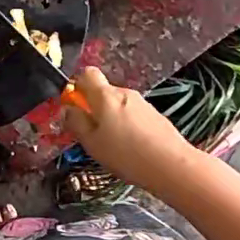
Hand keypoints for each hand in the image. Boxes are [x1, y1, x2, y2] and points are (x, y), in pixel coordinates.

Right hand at [60, 67, 201, 193]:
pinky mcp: (155, 115)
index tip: (74, 106)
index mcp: (105, 96)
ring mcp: (142, 103)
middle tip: (92, 133)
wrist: (171, 165)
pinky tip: (131, 148)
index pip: (86, 74)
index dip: (77, 86)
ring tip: (113, 145)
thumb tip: (67, 109)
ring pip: (118, 104)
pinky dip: (127, 126)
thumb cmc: (126, 154)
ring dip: (111, 118)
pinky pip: (133, 114)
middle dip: (94, 108)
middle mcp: (124, 93)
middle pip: (102, 91)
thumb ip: (76, 122)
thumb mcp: (91, 143)